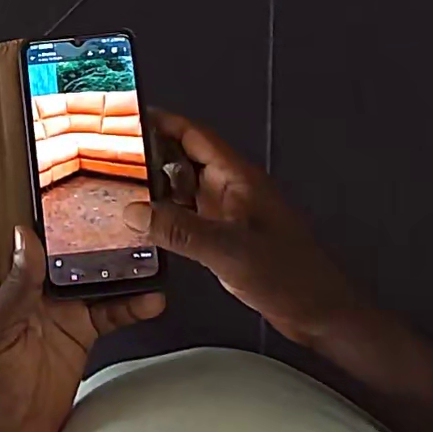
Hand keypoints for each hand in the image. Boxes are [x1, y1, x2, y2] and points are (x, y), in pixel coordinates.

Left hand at [0, 225, 164, 431]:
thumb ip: (16, 285)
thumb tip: (25, 236)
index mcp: (15, 286)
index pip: (41, 246)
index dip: (61, 226)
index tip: (85, 205)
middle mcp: (40, 295)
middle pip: (74, 260)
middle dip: (98, 244)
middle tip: (128, 227)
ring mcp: (63, 316)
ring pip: (97, 284)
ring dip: (121, 273)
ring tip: (147, 258)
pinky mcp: (82, 338)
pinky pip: (110, 315)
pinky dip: (131, 307)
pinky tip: (150, 301)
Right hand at [123, 110, 365, 347]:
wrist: (322, 316)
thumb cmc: (288, 275)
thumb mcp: (229, 249)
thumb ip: (179, 229)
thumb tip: (132, 212)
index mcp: (236, 176)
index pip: (194, 134)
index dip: (163, 121)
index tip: (129, 116)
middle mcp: (228, 187)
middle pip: (182, 157)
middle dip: (149, 152)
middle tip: (110, 154)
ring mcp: (225, 210)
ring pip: (181, 186)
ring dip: (153, 185)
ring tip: (117, 185)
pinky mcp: (222, 234)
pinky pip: (184, 213)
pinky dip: (163, 212)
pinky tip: (142, 222)